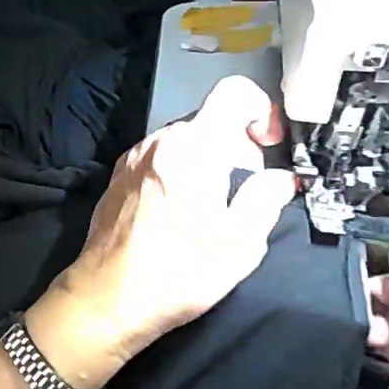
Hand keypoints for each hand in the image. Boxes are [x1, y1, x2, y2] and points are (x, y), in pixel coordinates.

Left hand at [25, 76, 296, 388]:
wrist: (109, 295)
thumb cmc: (179, 270)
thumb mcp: (242, 240)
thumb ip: (266, 197)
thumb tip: (279, 178)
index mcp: (194, 145)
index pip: (234, 93)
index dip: (261, 111)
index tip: (268, 147)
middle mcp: (159, 140)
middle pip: (209, 121)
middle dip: (237, 148)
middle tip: (245, 191)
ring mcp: (133, 157)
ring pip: (183, 142)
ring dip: (207, 162)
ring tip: (213, 209)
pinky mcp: (118, 176)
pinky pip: (159, 159)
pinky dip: (179, 172)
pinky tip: (181, 214)